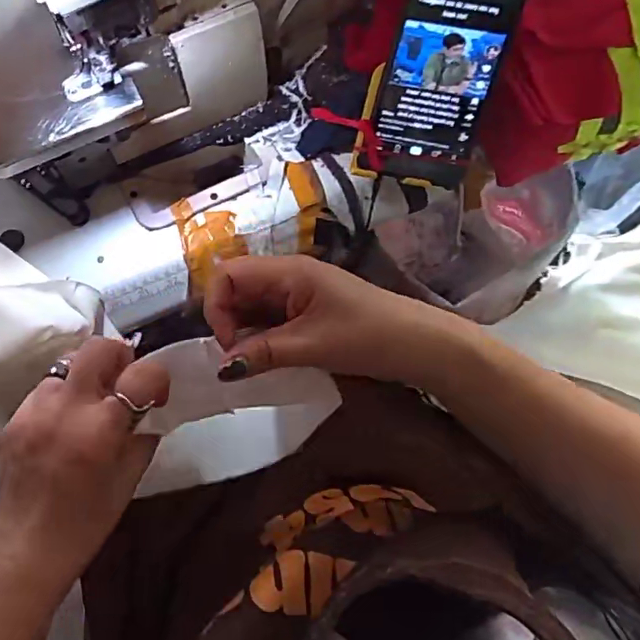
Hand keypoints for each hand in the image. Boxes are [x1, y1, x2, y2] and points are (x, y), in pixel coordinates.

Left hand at [0, 337, 169, 623]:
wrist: (27, 548)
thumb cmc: (88, 522)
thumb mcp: (130, 478)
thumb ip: (144, 432)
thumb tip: (150, 402)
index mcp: (99, 430)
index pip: (140, 374)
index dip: (156, 377)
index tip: (156, 392)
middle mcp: (64, 409)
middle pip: (96, 347)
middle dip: (118, 355)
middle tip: (123, 379)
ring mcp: (33, 409)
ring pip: (67, 364)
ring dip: (86, 376)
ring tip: (90, 404)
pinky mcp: (14, 416)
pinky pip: (44, 387)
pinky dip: (61, 395)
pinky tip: (64, 422)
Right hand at [202, 255, 473, 383]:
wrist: (423, 346)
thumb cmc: (369, 336)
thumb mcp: (312, 346)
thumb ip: (263, 353)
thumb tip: (222, 368)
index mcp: (288, 270)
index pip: (227, 273)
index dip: (217, 305)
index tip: (228, 343)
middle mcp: (287, 275)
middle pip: (235, 288)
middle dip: (227, 321)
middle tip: (237, 358)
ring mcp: (296, 292)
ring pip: (250, 305)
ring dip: (243, 332)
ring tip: (251, 362)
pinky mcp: (305, 310)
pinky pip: (268, 318)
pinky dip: (259, 337)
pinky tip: (266, 359)